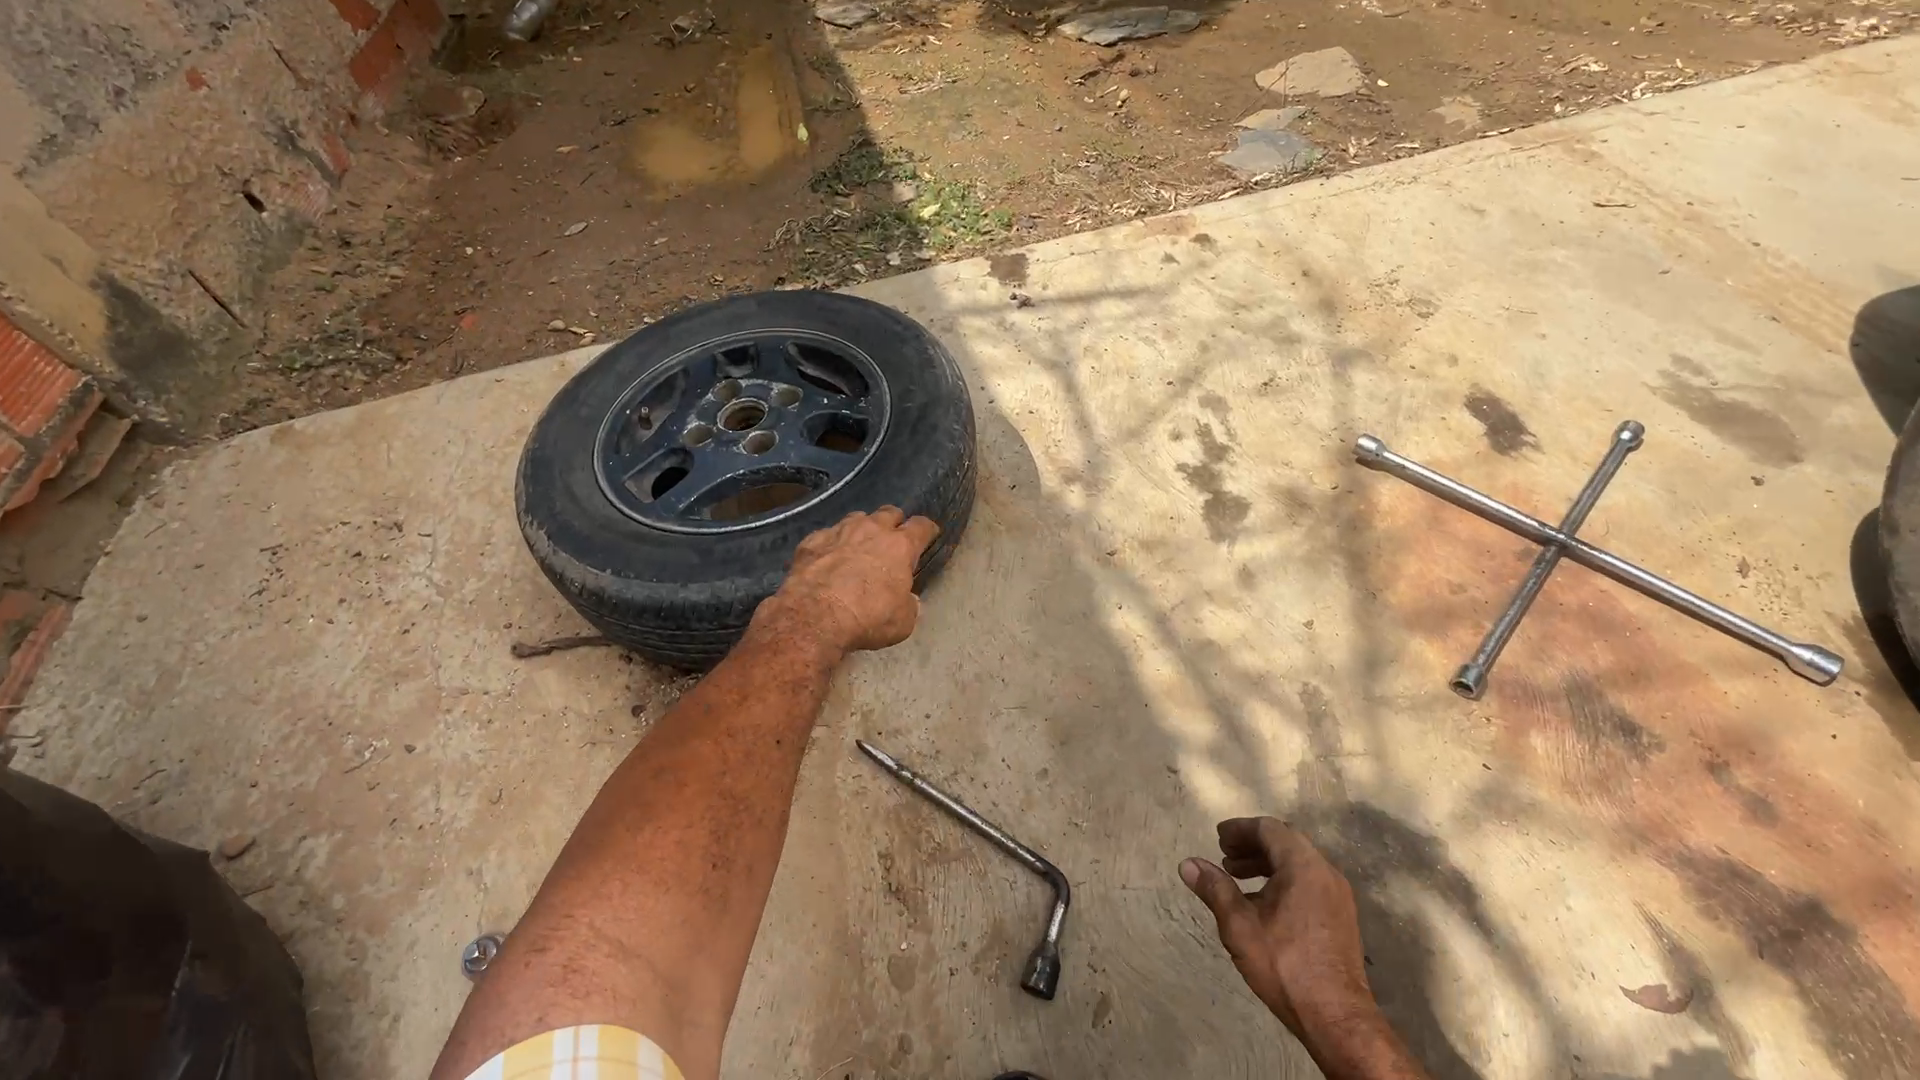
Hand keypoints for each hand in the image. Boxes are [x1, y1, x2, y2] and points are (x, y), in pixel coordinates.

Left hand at [757, 507, 939, 656]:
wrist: (815, 616)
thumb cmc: (868, 618)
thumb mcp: (903, 621)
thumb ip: (908, 604)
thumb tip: (908, 600)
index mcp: (900, 547)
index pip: (921, 526)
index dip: (927, 530)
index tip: (928, 534)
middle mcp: (872, 530)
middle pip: (889, 512)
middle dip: (894, 523)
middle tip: (892, 539)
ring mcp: (839, 532)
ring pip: (857, 518)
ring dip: (862, 529)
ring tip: (859, 545)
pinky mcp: (812, 541)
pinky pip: (827, 534)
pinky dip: (832, 544)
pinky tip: (828, 558)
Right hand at [1181, 818, 1374, 1039]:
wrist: (1336, 1016)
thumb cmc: (1284, 964)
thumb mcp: (1239, 925)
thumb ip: (1214, 888)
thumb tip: (1187, 864)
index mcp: (1303, 866)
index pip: (1269, 829)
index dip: (1240, 829)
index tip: (1218, 838)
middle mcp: (1326, 872)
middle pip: (1286, 842)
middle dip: (1252, 845)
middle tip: (1225, 857)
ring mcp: (1338, 895)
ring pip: (1299, 863)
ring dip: (1267, 863)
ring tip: (1238, 878)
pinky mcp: (1341, 916)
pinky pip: (1309, 882)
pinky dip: (1283, 880)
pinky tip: (1264, 904)